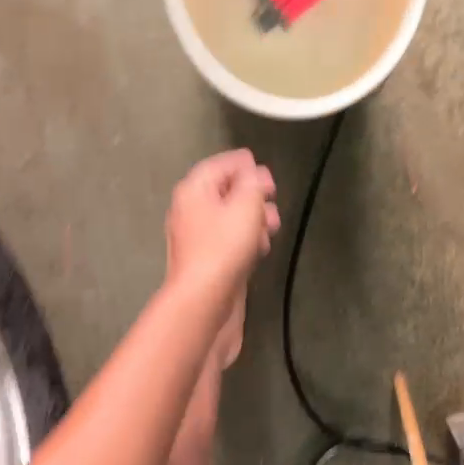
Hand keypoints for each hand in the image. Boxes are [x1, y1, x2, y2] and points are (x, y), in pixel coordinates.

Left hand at [165, 149, 279, 294]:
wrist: (204, 300)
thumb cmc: (225, 247)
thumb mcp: (246, 206)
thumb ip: (253, 183)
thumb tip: (256, 174)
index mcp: (194, 190)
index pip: (220, 164)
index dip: (245, 166)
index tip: (267, 175)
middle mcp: (191, 210)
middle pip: (225, 192)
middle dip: (252, 195)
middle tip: (273, 201)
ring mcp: (198, 238)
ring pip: (230, 218)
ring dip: (253, 219)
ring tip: (272, 227)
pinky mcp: (208, 261)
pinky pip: (229, 241)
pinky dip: (246, 240)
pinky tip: (260, 249)